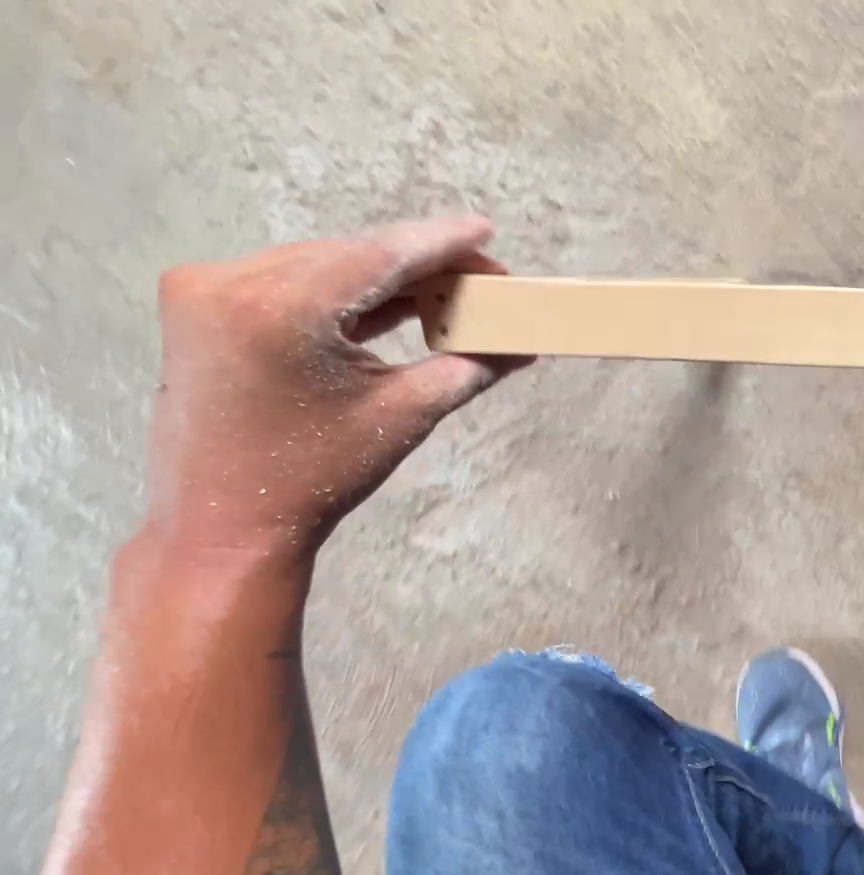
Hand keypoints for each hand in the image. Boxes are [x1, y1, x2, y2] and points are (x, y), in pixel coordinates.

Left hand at [144, 216, 528, 558]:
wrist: (225, 520)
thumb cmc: (318, 474)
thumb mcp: (405, 415)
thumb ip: (468, 369)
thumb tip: (524, 348)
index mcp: (277, 308)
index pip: (377, 257)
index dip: (439, 242)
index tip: (486, 230)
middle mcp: (228, 281)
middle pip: (350, 256)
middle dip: (421, 264)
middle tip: (484, 279)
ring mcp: (206, 288)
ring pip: (322, 265)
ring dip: (387, 276)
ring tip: (449, 292)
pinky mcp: (202, 304)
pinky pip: (294, 281)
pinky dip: (349, 291)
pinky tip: (395, 301)